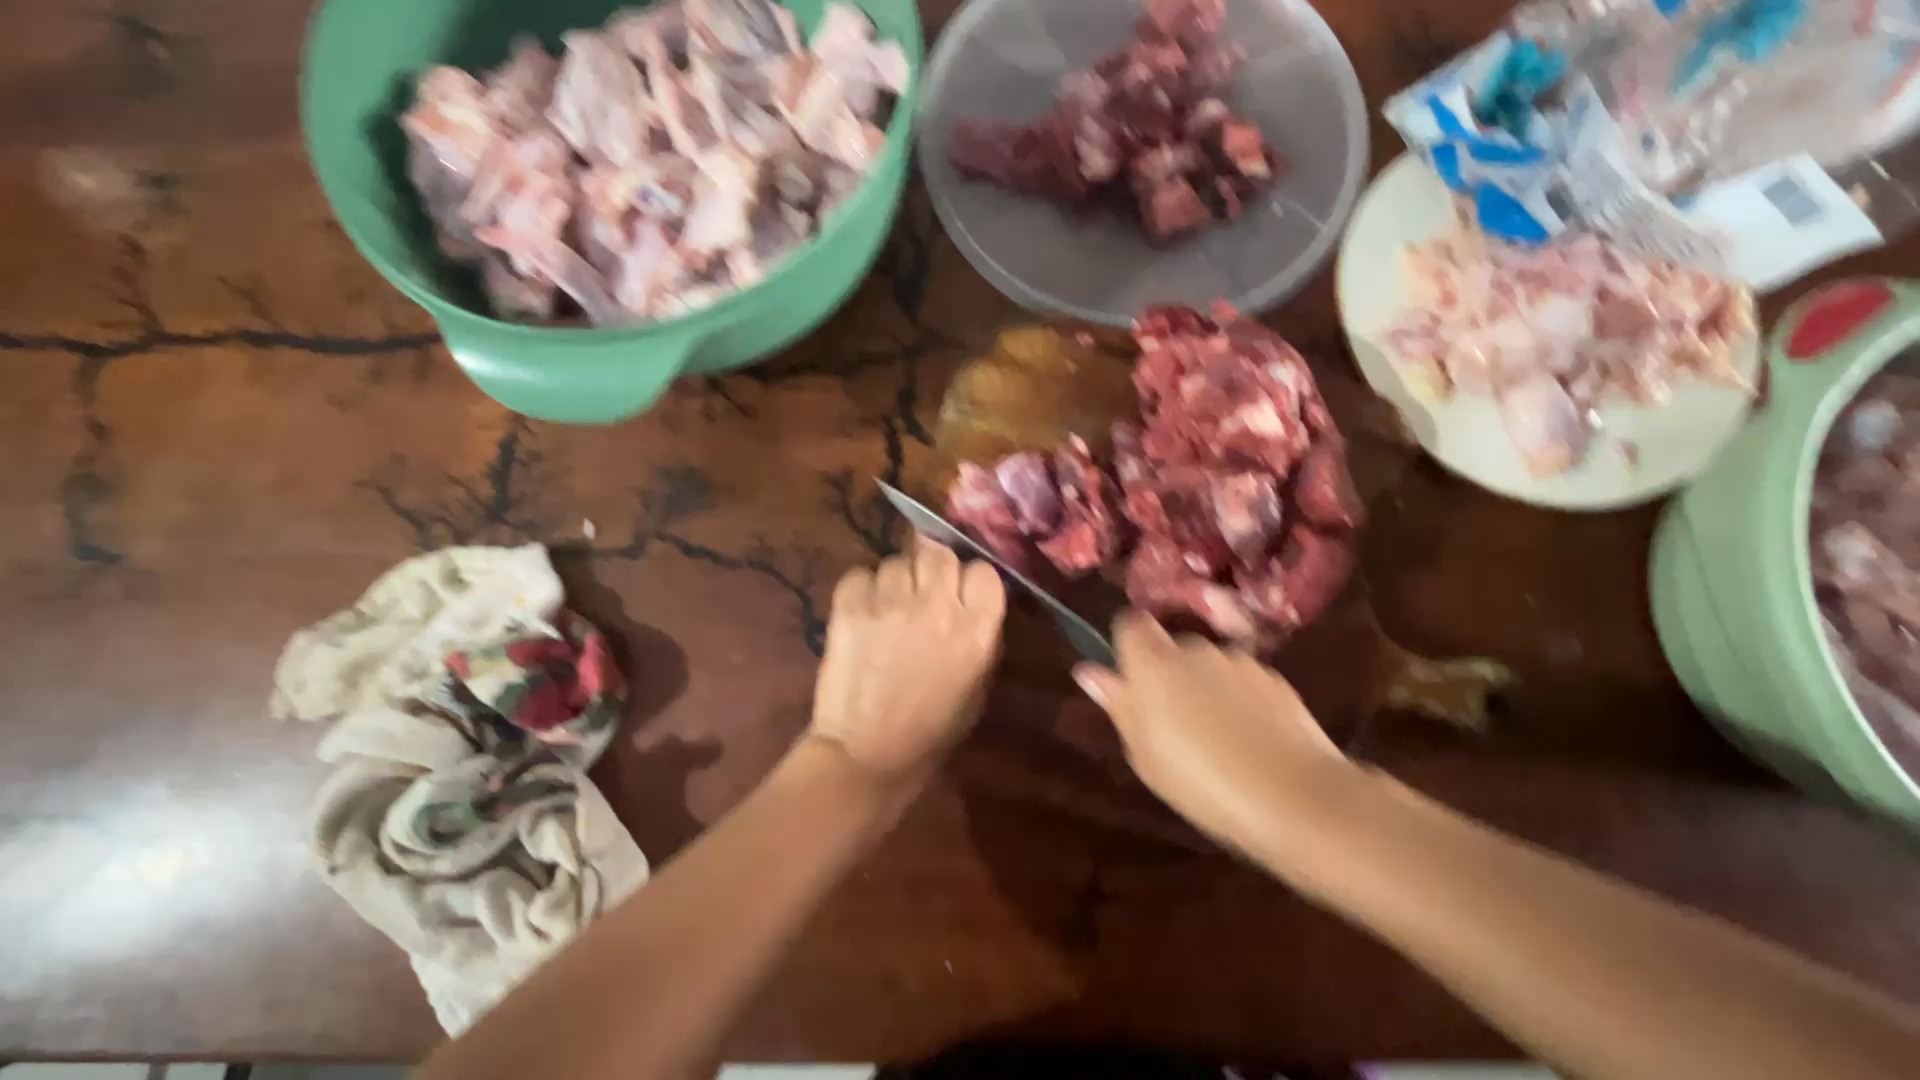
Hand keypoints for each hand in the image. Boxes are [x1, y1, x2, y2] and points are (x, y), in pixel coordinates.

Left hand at [809, 538, 1006, 781]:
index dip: (971, 580)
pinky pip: (859, 574)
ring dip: (896, 582)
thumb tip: (973, 601)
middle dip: (933, 570)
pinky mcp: (850, 608)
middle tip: (923, 595)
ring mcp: (890, 604)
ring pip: (897, 562)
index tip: (961, 595)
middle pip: (939, 554)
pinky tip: (863, 615)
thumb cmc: (931, 729)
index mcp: (976, 631)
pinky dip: (861, 590)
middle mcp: (936, 607)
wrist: (867, 754)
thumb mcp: (978, 686)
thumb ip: (981, 636)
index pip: (983, 570)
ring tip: (888, 611)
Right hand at [1073, 610, 1359, 848]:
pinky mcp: (1276, 678)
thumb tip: (1090, 671)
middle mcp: (1195, 650)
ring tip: (1217, 739)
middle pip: (1173, 646)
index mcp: (1153, 664)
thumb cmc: (1200, 782)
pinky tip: (1251, 741)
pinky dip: (1241, 701)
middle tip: (1172, 723)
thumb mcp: (1144, 754)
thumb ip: (1119, 706)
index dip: (1129, 646)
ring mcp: (1240, 661)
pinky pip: (1244, 681)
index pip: (1130, 624)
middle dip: (1170, 673)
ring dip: (1207, 688)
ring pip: (1211, 665)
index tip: (1131, 680)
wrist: (1293, 795)